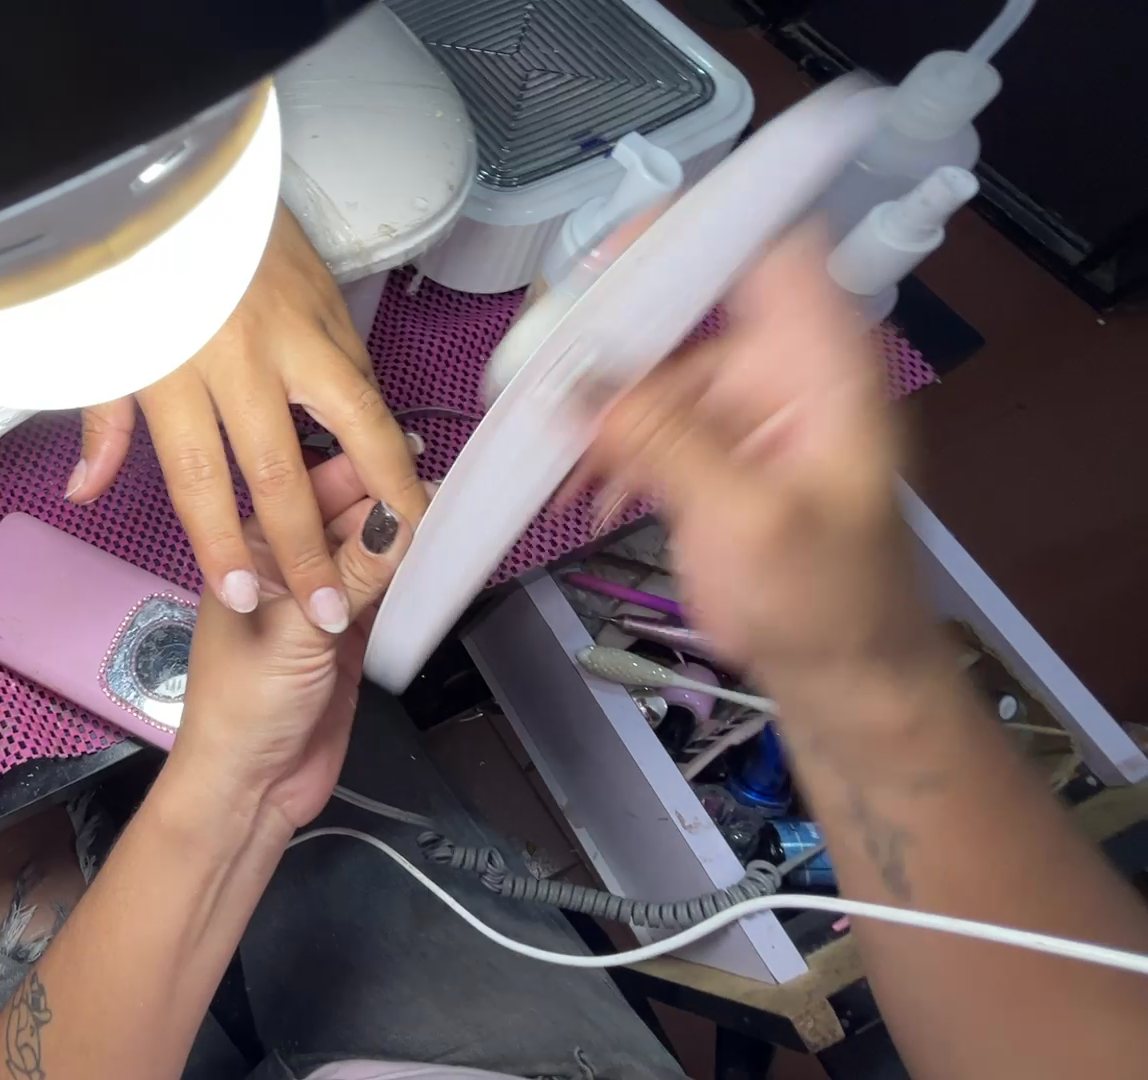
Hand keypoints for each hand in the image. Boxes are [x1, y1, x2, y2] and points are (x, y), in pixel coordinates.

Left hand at [67, 205, 427, 633]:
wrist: (189, 174)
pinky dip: (379, 425)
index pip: (199, 478)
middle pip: (278, 469)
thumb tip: (84, 491)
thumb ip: (101, 424)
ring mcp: (296, 331)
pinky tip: (392, 462)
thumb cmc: (140, 265)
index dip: (221, 543)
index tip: (245, 593)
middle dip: (306, 548)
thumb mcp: (106, 343)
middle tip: (330, 608)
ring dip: (385, 483)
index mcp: (174, 370)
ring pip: (354, 418)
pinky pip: (362, 377)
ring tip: (409, 535)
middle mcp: (240, 358)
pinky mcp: (332, 308)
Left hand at [166, 454, 412, 833]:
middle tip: (439, 488)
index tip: (406, 456)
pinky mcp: (345, 637)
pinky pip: (380, 595)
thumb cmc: (248, 704)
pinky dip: (405, 579)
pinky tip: (434, 560)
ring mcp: (318, 602)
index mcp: (253, 552)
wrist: (251, 787)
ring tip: (446, 515)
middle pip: (342, 521)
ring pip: (365, 556)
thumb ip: (351, 575)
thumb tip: (400, 514)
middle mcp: (285, 567)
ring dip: (400, 540)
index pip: (307, 495)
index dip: (356, 474)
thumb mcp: (299, 632)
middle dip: (385, 503)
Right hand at [575, 228, 945, 700]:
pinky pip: (633, 431)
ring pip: (642, 382)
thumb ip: (665, 440)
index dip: (689, 237)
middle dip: (605, 346)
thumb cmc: (820, 593)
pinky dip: (597, 457)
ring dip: (590, 419)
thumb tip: (580, 384)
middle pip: (679, 320)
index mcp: (816, 366)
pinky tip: (577, 495)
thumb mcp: (746, 513)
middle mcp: (772, 375)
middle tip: (538, 373)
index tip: (605, 258)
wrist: (833, 663)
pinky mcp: (700, 454)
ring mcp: (731, 416)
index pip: (764, 255)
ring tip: (554, 464)